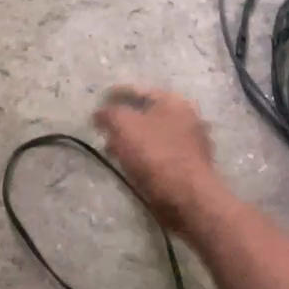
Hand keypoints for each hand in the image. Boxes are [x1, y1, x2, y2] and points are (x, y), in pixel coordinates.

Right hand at [93, 85, 226, 234]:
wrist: (187, 198)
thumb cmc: (154, 153)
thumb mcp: (122, 124)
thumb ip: (108, 112)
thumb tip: (100, 113)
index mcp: (174, 101)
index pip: (137, 91)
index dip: (113, 96)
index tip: (96, 105)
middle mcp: (188, 117)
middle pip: (147, 113)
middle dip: (124, 120)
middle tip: (104, 128)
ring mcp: (193, 143)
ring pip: (154, 135)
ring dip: (133, 140)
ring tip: (112, 149)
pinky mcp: (191, 166)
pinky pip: (160, 154)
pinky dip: (144, 156)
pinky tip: (130, 164)